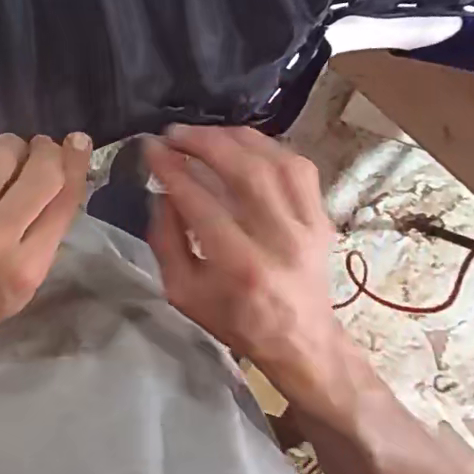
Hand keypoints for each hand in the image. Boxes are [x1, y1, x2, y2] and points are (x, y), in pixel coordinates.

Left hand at [0, 131, 91, 350]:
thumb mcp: (28, 278)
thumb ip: (49, 229)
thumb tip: (67, 164)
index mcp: (26, 268)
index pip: (64, 199)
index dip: (75, 162)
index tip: (77, 141)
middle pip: (39, 172)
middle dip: (45, 150)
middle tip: (40, 148)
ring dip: (10, 146)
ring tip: (7, 155)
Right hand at [144, 125, 346, 388]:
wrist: (301, 340)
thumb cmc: (235, 320)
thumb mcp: (183, 292)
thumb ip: (166, 241)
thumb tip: (161, 192)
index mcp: (241, 266)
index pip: (201, 202)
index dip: (172, 170)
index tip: (150, 149)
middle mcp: (280, 240)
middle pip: (244, 171)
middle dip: (203, 143)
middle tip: (174, 134)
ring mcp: (308, 225)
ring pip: (274, 161)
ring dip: (233, 138)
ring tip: (203, 134)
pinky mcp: (322, 216)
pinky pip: (298, 166)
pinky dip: (267, 147)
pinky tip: (241, 145)